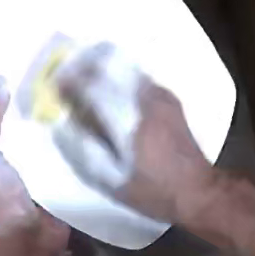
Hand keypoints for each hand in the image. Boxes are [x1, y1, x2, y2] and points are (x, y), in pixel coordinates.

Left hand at [0, 77, 67, 248]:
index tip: (25, 60)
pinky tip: (95, 118)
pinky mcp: (61, 182)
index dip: (3, 88)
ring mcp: (36, 170)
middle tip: (62, 67)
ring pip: (48, 136)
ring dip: (61, 118)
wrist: (25, 244)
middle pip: (22, 121)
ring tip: (83, 84)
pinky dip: (78, 141)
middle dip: (38, 99)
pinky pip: (69, 155)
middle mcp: (7, 157)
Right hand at [54, 49, 221, 225]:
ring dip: (103, 65)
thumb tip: (62, 126)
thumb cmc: (152, 191)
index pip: (92, 87)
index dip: (70, 81)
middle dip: (85, 65)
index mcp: (127, 120)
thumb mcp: (112, 181)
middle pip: (110, 65)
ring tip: (88, 73)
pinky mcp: (170, 99)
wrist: (198, 190)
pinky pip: (140, 76)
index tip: (56, 84)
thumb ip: (84, 151)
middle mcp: (143, 101)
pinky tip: (114, 86)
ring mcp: (160, 96)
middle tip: (69, 72)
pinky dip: (122, 74)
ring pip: (126, 66)